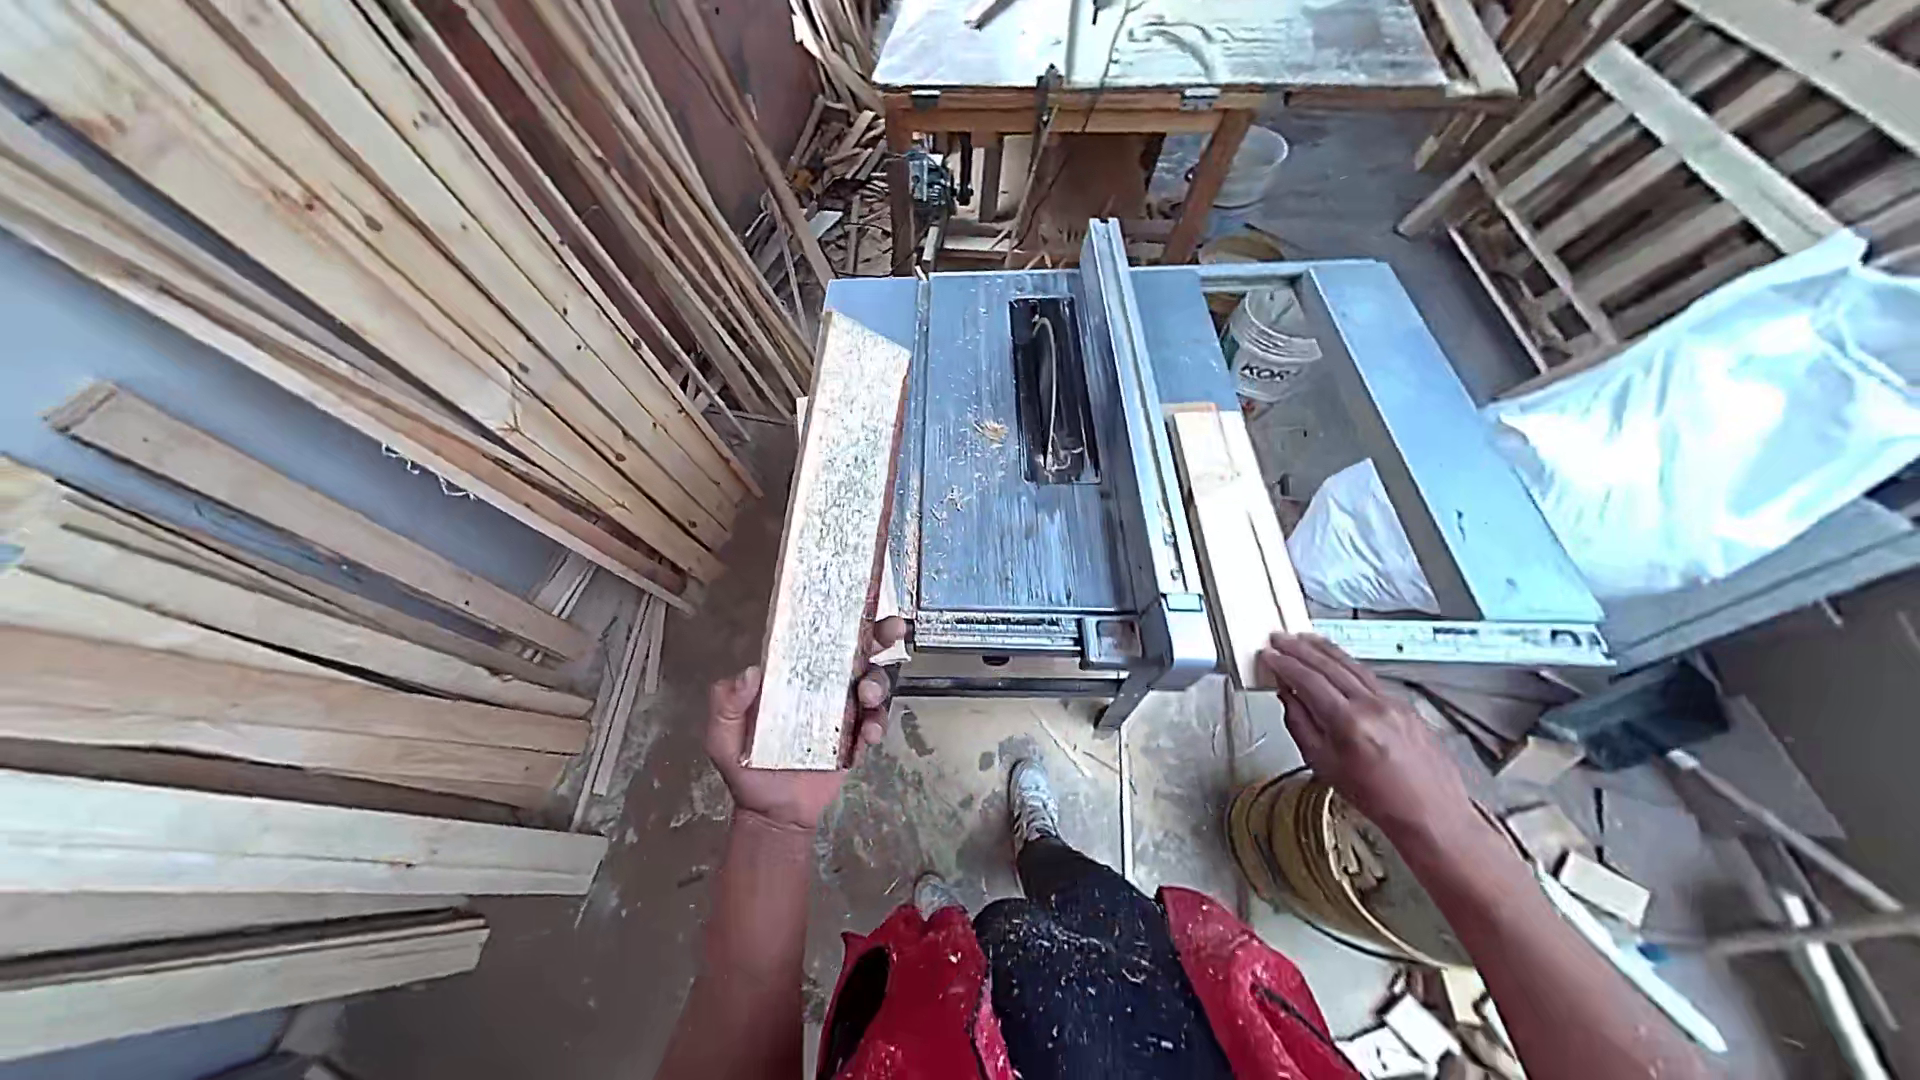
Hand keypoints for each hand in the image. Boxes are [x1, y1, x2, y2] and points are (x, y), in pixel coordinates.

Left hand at [705, 616, 907, 830]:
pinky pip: (877, 723)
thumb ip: (726, 704)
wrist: (772, 814)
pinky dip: (878, 724)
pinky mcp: (857, 739)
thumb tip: (749, 673)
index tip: (860, 607)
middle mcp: (825, 688)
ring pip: (875, 684)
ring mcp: (845, 712)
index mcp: (796, 677)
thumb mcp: (723, 735)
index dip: (843, 621)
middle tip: (892, 630)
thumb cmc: (746, 768)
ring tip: (868, 695)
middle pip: (860, 654)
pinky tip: (867, 734)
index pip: (822, 641)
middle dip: (881, 636)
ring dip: (878, 683)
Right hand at [1257, 633, 1477, 842]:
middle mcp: (1373, 706)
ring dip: (1323, 648)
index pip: (1307, 680)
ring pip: (1351, 664)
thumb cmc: (1377, 798)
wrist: (1430, 814)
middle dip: (1299, 648)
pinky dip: (1346, 662)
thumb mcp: (1322, 764)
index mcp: (1348, 723)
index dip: (1284, 664)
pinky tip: (1335, 659)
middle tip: (1279, 638)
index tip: (1269, 655)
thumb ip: (1299, 724)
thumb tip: (1287, 696)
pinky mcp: (1405, 705)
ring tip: (1303, 638)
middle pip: (1328, 664)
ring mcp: (1392, 703)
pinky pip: (1369, 675)